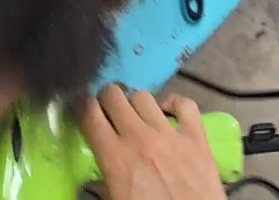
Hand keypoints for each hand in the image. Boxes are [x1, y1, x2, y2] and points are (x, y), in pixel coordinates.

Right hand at [79, 85, 226, 199]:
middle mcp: (140, 137)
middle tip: (109, 115)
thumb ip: (104, 185)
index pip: (89, 112)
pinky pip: (185, 104)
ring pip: (143, 96)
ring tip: (138, 118)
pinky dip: (174, 104)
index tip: (82, 109)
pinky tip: (168, 115)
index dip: (81, 105)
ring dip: (136, 105)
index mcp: (116, 158)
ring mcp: (170, 135)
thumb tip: (99, 173)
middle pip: (113, 94)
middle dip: (107, 101)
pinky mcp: (197, 139)